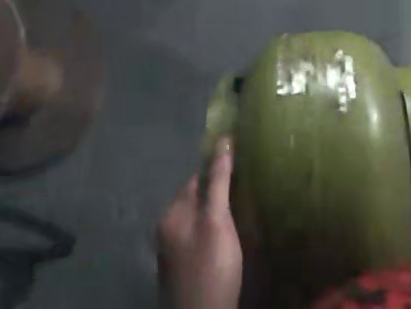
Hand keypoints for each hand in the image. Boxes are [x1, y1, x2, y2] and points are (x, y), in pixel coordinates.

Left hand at [157, 139, 242, 308]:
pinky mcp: (181, 271)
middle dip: (216, 194)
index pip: (195, 178)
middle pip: (195, 199)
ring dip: (215, 216)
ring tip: (240, 218)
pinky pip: (197, 241)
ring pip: (196, 221)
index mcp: (171, 213)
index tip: (241, 171)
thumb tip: (223, 138)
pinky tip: (226, 244)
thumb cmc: (212, 268)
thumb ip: (218, 180)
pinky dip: (211, 236)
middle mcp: (166, 229)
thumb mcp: (217, 220)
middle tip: (244, 196)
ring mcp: (172, 252)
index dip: (218, 172)